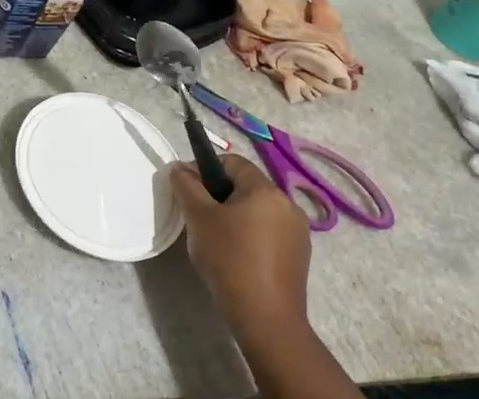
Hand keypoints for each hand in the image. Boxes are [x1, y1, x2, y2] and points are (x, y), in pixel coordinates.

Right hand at [169, 154, 312, 327]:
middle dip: (218, 193)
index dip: (204, 167)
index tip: (187, 189)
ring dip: (233, 214)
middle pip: (245, 185)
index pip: (232, 162)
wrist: (265, 315)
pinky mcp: (298, 255)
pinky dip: (248, 233)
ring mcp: (298, 232)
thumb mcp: (197, 215)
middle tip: (197, 215)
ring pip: (256, 209)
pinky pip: (267, 230)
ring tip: (214, 236)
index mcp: (266, 191)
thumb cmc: (229, 257)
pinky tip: (235, 254)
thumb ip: (186, 184)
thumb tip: (180, 168)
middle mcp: (288, 206)